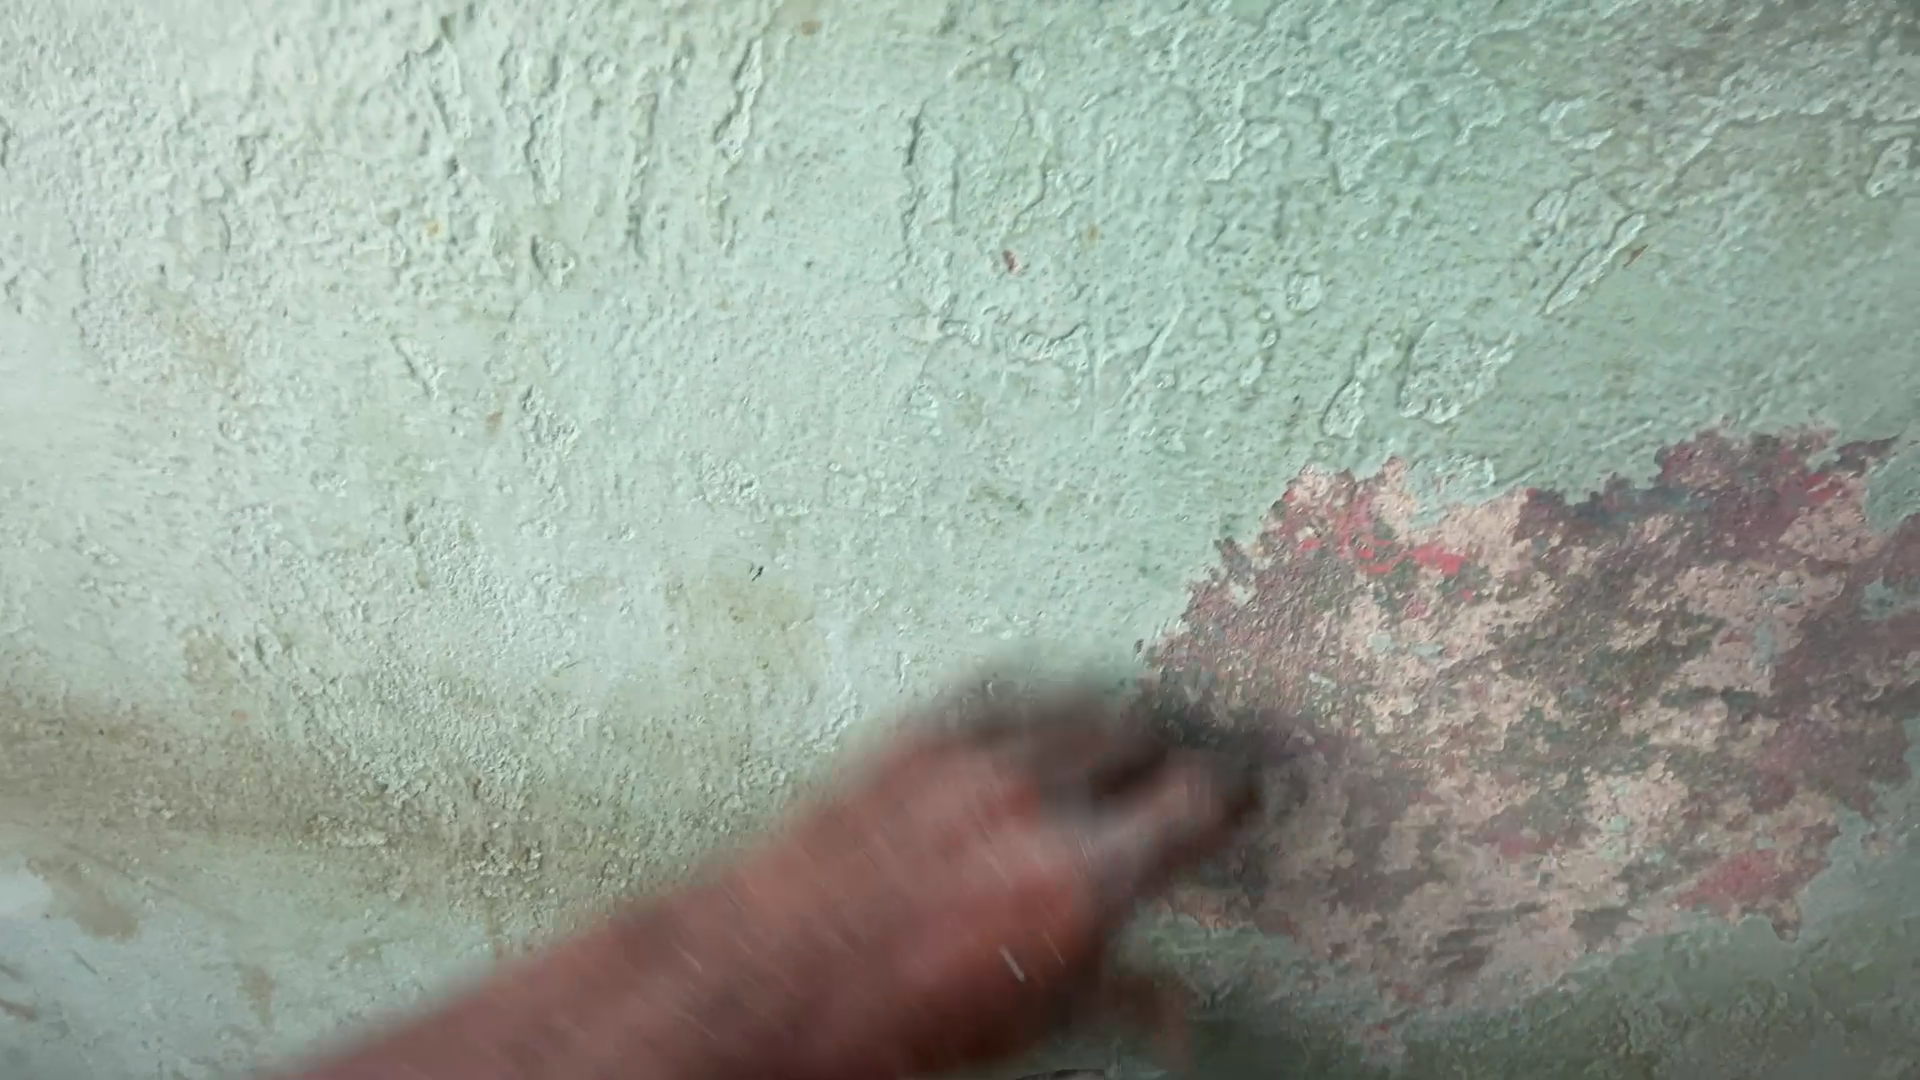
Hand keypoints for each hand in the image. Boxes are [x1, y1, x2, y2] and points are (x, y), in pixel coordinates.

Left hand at [660, 689, 1260, 1078]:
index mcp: (1082, 876)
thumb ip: (1120, 991)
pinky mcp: (926, 728)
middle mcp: (1039, 796)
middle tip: (1170, 774)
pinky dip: (1043, 707)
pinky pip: (1011, 691)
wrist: (775, 967)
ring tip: (1112, 746)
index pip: (1200, 800)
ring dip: (1109, 726)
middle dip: (1167, 756)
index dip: (1234, 791)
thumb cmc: (898, 1011)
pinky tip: (1042, 724)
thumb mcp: (1030, 1018)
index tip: (1239, 793)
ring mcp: (978, 751)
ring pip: (1082, 705)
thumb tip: (1180, 1008)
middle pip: (1144, 736)